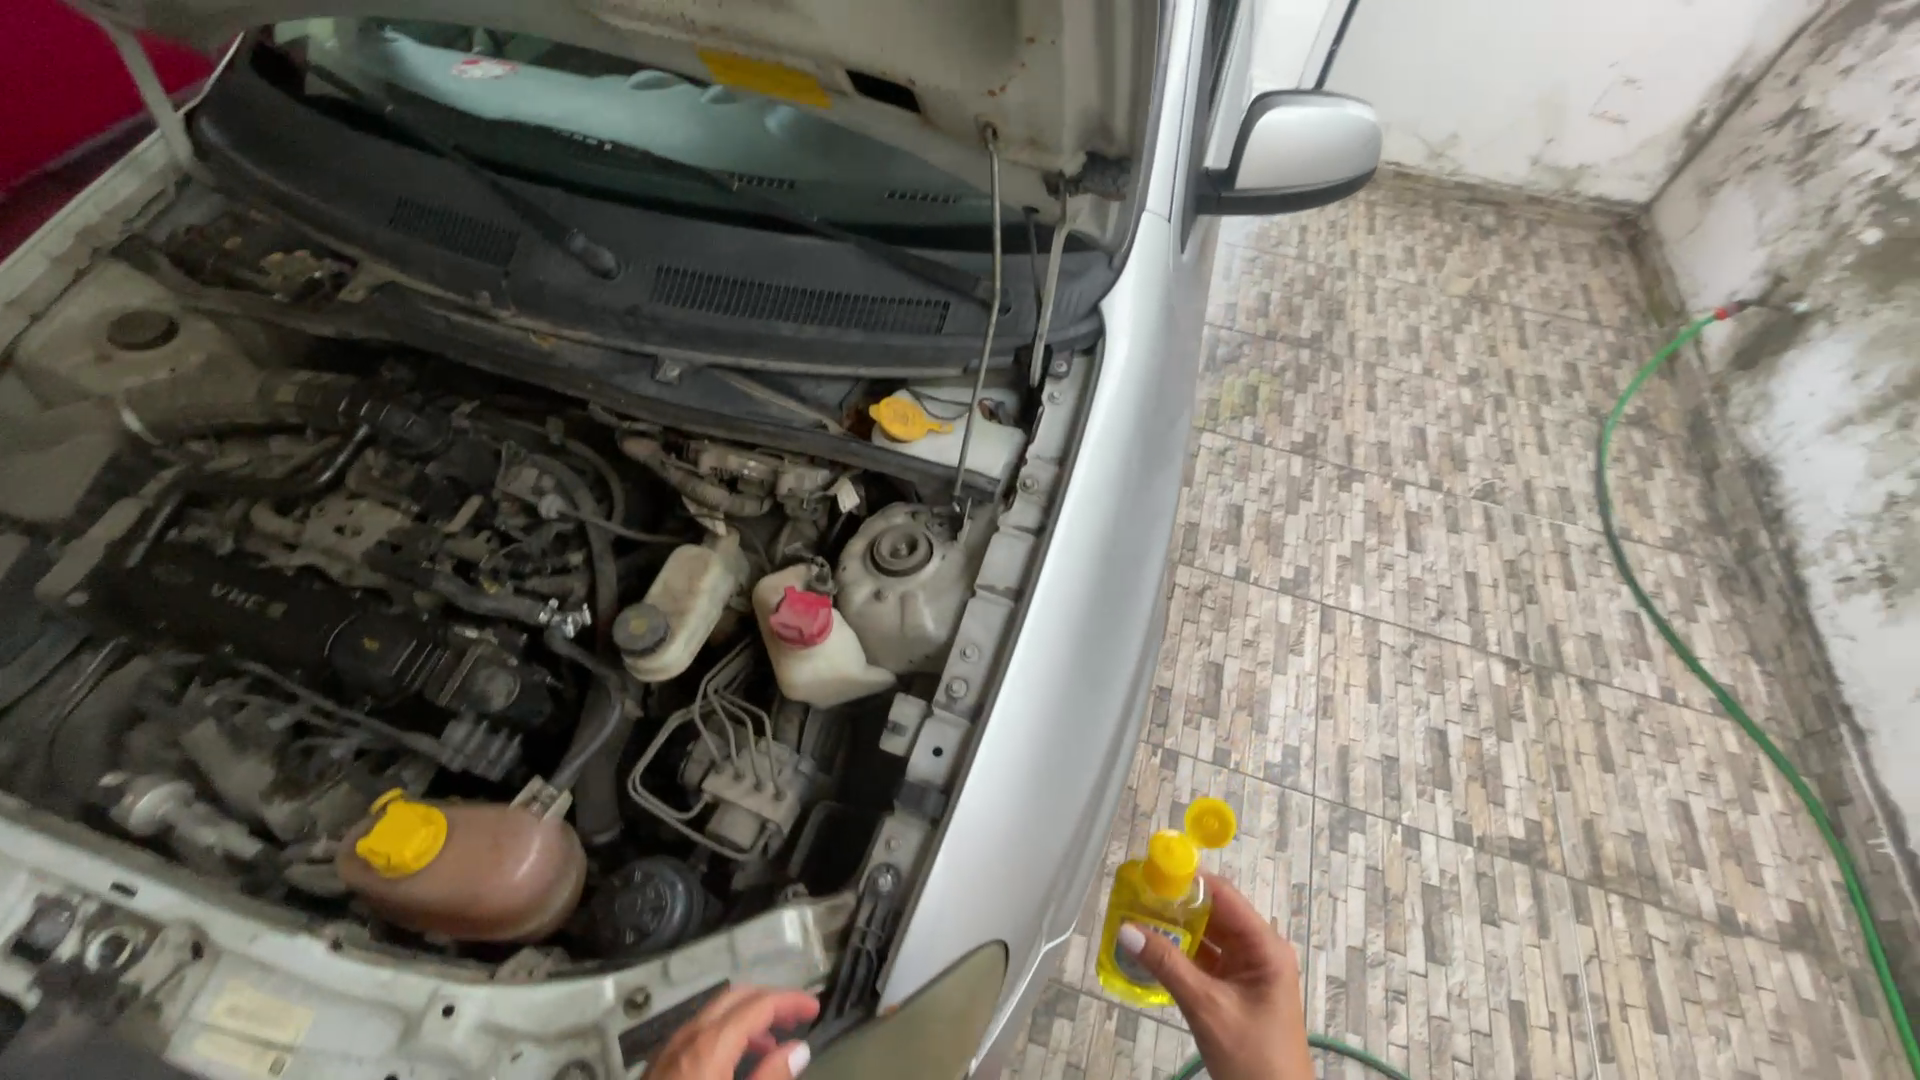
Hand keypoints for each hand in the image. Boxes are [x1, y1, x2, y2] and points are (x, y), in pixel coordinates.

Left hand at [645, 985, 819, 1079]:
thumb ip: (771, 1078)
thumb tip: (797, 1050)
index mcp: (711, 1044)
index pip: (760, 1003)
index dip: (791, 1001)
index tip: (814, 1009)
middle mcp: (688, 1037)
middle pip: (735, 996)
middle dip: (769, 1000)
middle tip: (796, 1017)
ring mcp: (668, 1051)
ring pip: (715, 1013)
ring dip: (746, 1017)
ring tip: (770, 1045)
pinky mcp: (657, 1069)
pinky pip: (697, 1034)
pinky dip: (724, 1033)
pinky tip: (733, 1063)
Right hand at [1117, 874, 1312, 1079]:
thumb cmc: (1253, 1060)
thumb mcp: (1207, 1009)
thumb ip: (1167, 965)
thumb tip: (1125, 928)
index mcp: (1264, 946)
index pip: (1222, 895)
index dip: (1187, 881)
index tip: (1148, 874)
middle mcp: (1258, 949)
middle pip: (1212, 912)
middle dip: (1174, 904)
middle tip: (1132, 897)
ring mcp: (1246, 970)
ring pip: (1205, 936)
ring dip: (1173, 929)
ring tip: (1133, 917)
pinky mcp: (1234, 990)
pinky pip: (1204, 959)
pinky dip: (1179, 954)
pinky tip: (1149, 950)